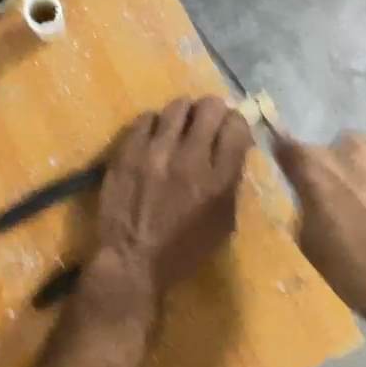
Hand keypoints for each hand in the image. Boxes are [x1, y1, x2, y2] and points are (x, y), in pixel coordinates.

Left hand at [93, 97, 252, 295]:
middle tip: (208, 117)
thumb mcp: (222, 223)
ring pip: (177, 107)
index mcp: (217, 181)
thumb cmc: (183, 250)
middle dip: (213, 109)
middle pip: (209, 109)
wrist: (132, 259)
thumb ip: (230, 182)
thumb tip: (233, 149)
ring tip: (181, 122)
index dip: (237, 122)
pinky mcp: (128, 150)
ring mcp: (155, 151)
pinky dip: (155, 124)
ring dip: (184, 112)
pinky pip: (146, 118)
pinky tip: (154, 135)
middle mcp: (189, 159)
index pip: (236, 128)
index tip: (232, 126)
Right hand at [273, 135, 365, 336]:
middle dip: (335, 170)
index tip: (290, 172)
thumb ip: (305, 206)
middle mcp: (354, 151)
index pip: (287, 145)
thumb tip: (309, 193)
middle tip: (342, 204)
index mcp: (317, 167)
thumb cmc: (360, 275)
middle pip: (335, 149)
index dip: (287, 159)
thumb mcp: (310, 245)